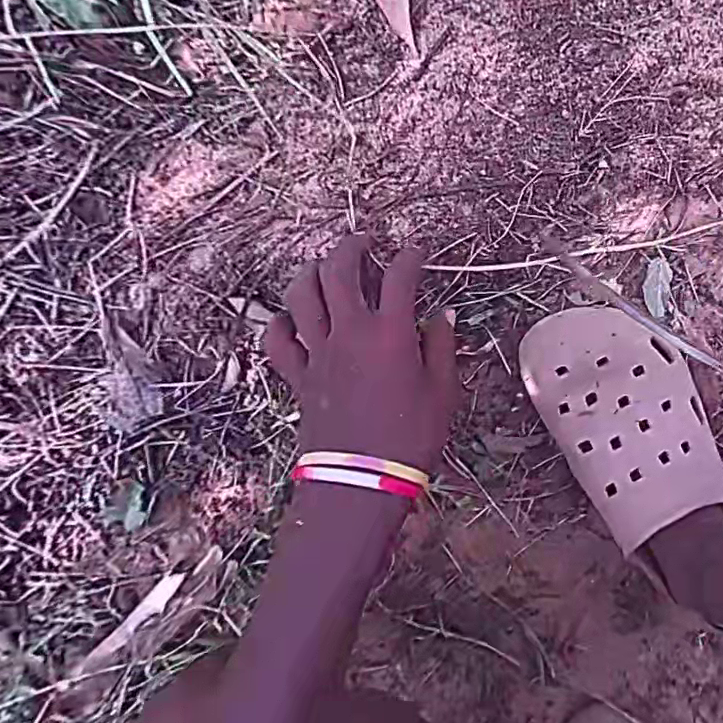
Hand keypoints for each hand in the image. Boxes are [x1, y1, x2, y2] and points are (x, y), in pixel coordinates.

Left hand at [261, 235, 458, 472]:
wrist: (362, 481)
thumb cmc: (412, 437)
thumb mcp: (443, 392)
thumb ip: (442, 347)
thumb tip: (442, 316)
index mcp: (390, 333)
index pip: (400, 277)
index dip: (410, 257)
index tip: (416, 251)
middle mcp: (349, 332)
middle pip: (339, 271)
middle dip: (351, 247)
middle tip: (363, 241)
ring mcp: (318, 352)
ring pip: (302, 296)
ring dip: (311, 273)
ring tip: (323, 267)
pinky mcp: (298, 376)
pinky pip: (278, 340)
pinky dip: (282, 323)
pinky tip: (292, 319)